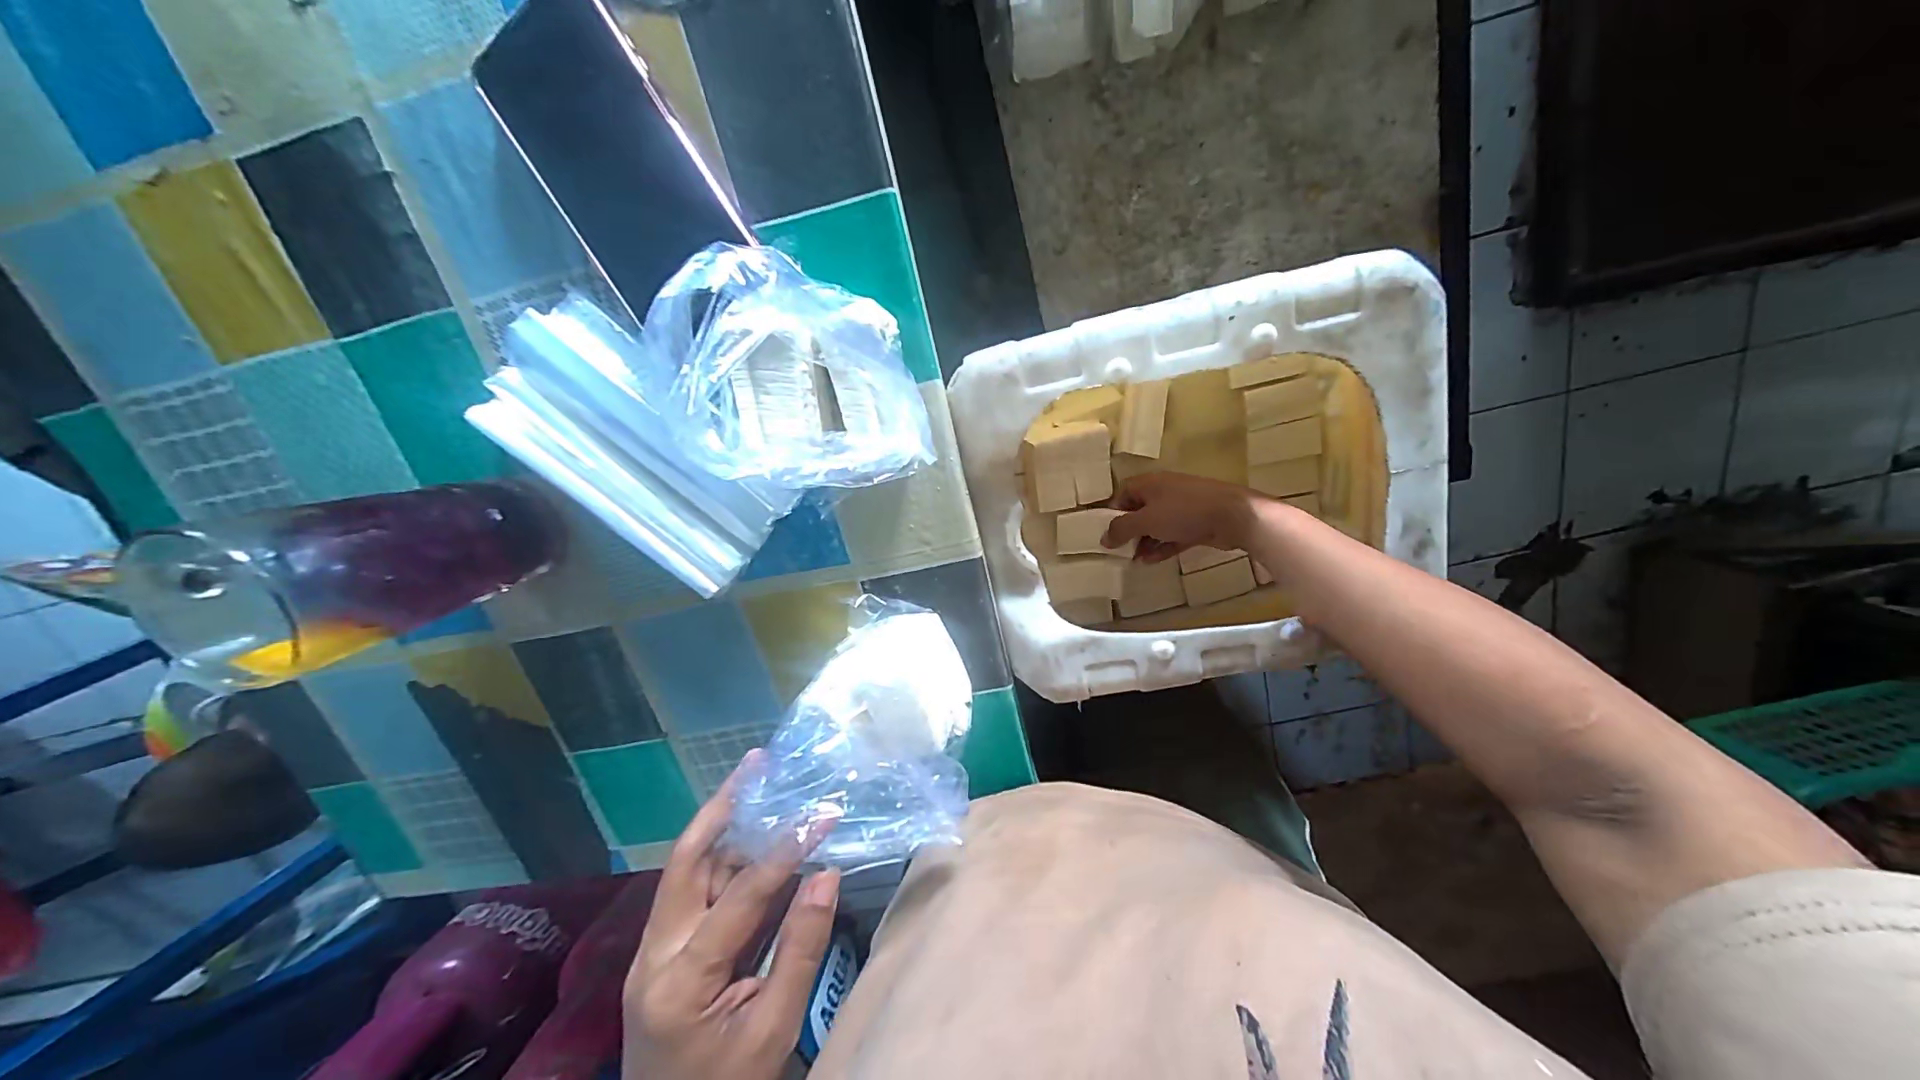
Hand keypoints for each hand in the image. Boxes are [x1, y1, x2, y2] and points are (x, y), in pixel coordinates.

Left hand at [623, 752, 840, 1079]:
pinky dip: (722, 860)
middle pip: (686, 862)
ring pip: (687, 872)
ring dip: (724, 827)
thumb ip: (799, 950)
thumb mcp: (773, 1031)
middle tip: (756, 764)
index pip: (741, 898)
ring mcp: (650, 953)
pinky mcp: (659, 956)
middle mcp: (654, 953)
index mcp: (680, 980)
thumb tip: (827, 876)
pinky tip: (749, 839)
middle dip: (723, 807)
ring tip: (758, 786)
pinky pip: (692, 893)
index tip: (820, 816)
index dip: (785, 852)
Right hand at [1103, 472, 1262, 561]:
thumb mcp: (1146, 520)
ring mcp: (1182, 507)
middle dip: (1128, 531)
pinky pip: (1172, 535)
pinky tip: (1150, 561)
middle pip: (1138, 511)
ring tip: (1133, 560)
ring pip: (1156, 525)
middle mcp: (1164, 492)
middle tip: (1118, 550)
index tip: (1105, 532)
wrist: (1233, 516)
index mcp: (1149, 484)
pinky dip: (1161, 547)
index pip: (1122, 494)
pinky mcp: (1195, 523)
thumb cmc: (1183, 512)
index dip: (1112, 512)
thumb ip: (1122, 529)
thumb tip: (1104, 538)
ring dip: (1144, 542)